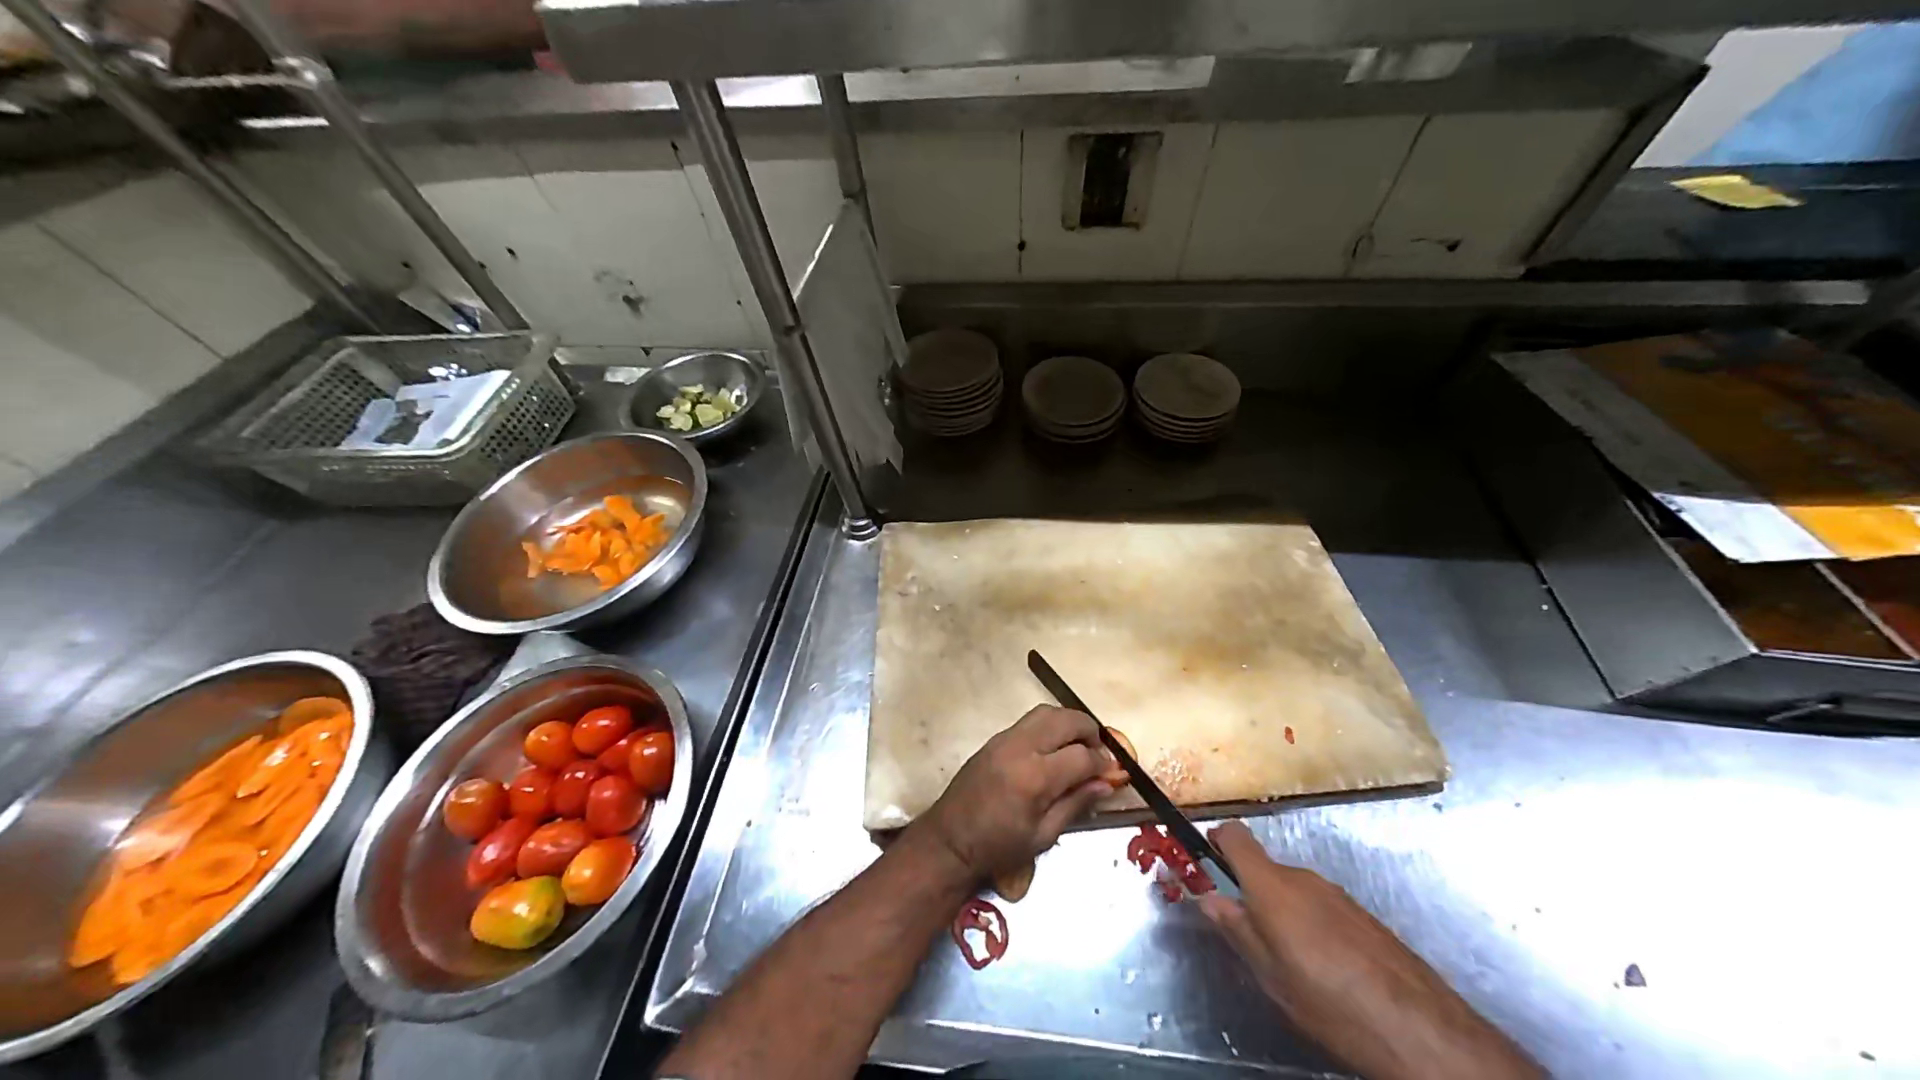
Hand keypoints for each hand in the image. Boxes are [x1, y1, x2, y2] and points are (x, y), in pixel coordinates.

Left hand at [910, 705, 1114, 884]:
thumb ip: (1076, 803)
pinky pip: (1028, 721)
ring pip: (1046, 712)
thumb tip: (1107, 783)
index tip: (1112, 773)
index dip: (1103, 763)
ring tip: (1078, 747)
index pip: (1082, 755)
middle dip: (1090, 732)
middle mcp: (1020, 748)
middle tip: (1099, 753)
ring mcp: (1004, 739)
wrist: (949, 840)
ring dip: (1068, 723)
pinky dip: (1048, 727)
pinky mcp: (994, 739)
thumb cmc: (998, 847)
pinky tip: (1054, 749)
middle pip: (1066, 720)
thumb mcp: (1043, 835)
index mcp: (1035, 778)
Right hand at [1199, 822, 1542, 1079]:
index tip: (1207, 861)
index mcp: (1271, 885)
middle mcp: (1303, 878)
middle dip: (1250, 893)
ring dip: (1282, 912)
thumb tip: (1209, 898)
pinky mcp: (1362, 915)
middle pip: (1264, 869)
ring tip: (1289, 961)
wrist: (1420, 1029)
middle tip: (1247, 934)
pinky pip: (1321, 906)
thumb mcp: (1269, 973)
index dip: (1216, 841)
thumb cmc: (1329, 1000)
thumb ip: (1236, 929)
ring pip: (1293, 891)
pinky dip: (1311, 924)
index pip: (1235, 835)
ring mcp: (1336, 894)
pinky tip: (1324, 967)